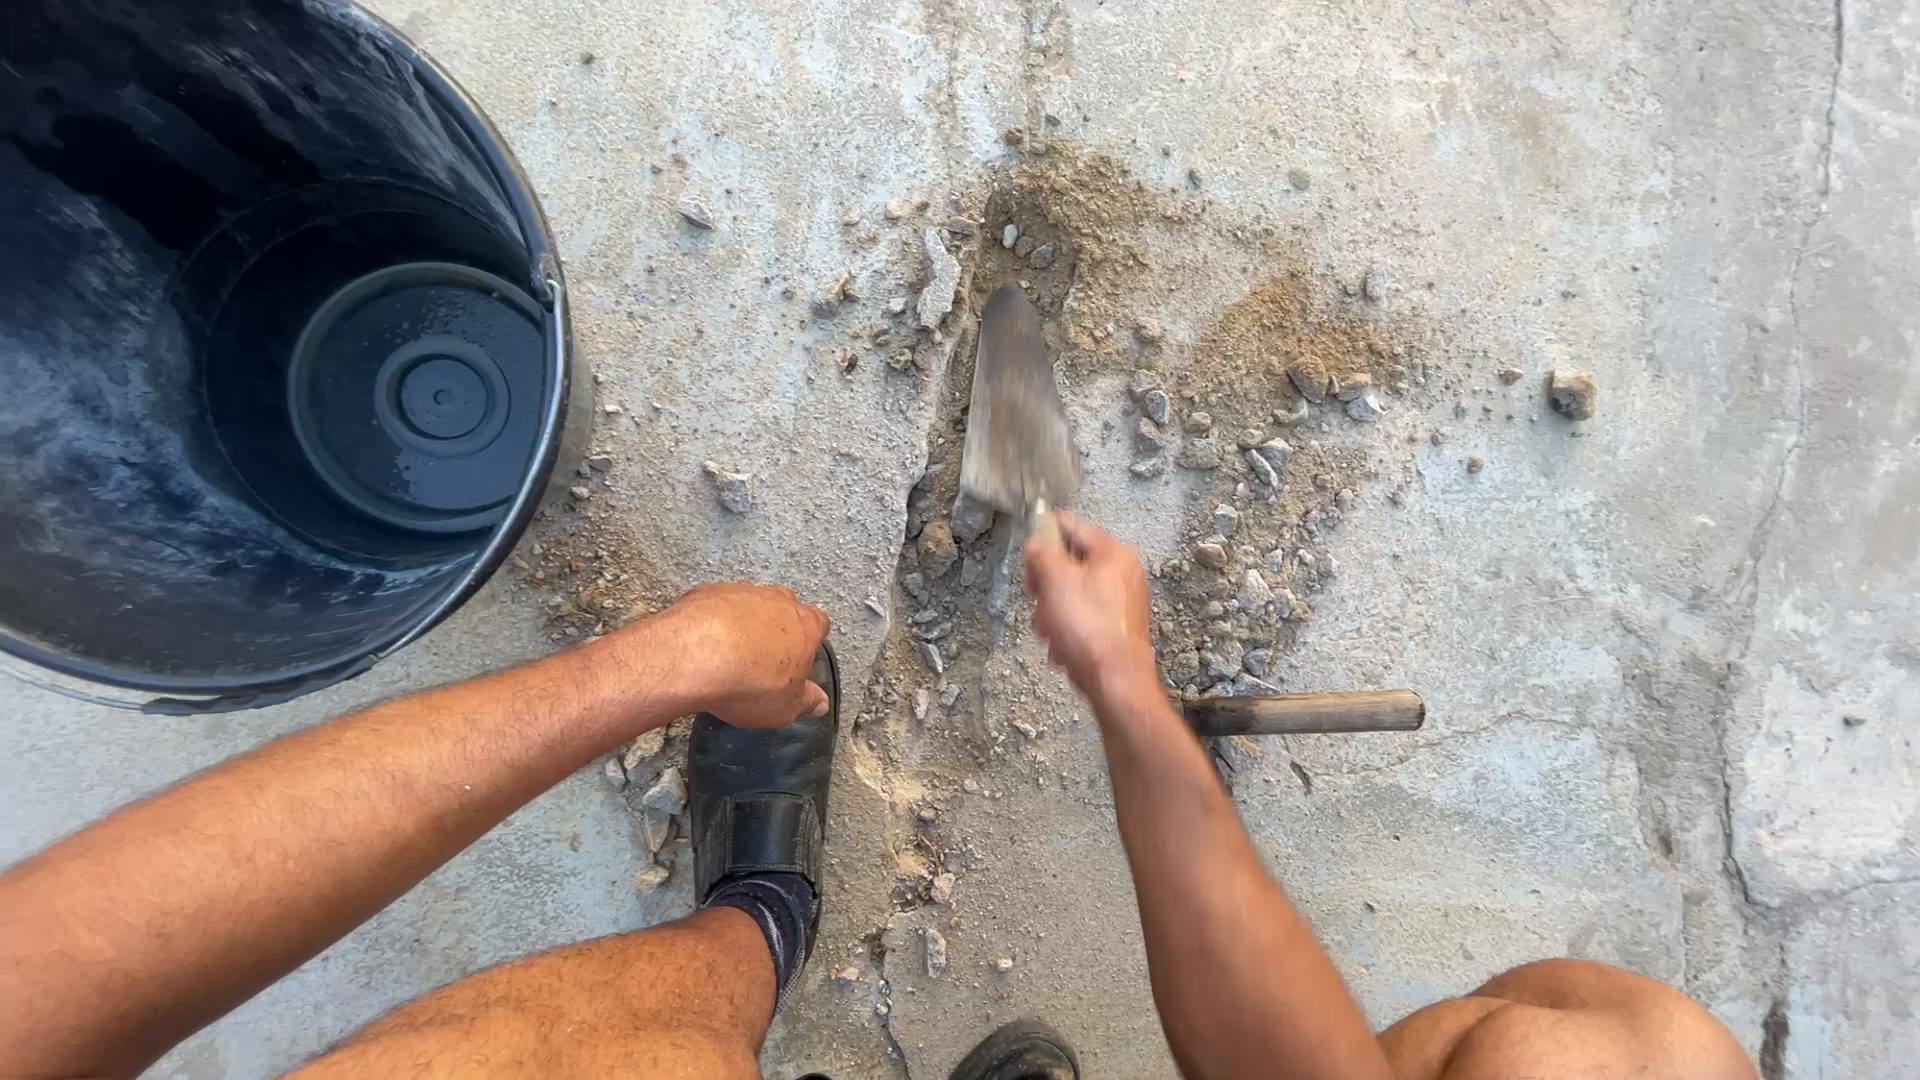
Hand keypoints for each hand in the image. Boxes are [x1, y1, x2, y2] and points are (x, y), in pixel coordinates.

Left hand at [648, 583, 831, 727]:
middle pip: (786, 608)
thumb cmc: (750, 682)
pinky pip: (718, 603)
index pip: (820, 624)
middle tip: (763, 656)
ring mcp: (744, 592)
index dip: (809, 640)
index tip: (799, 656)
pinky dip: (715, 619)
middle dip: (778, 627)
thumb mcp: (785, 708)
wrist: (696, 657)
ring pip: (751, 603)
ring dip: (745, 622)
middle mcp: (780, 601)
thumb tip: (820, 703)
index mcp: (806, 626)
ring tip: (729, 651)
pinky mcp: (710, 590)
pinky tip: (704, 641)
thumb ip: (806, 702)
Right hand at [1023, 514, 1158, 706]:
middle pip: (1070, 564)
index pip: (1070, 527)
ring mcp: (1124, 601)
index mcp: (1112, 552)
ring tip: (1049, 633)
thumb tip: (1036, 543)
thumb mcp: (1055, 581)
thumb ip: (1042, 554)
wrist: (1115, 679)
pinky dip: (1070, 630)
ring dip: (1054, 612)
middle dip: (1047, 586)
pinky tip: (1062, 648)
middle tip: (1037, 602)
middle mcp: (1124, 572)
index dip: (1042, 538)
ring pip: (1074, 594)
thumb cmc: (1086, 626)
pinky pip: (1086, 618)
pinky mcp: (1121, 628)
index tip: (1027, 560)